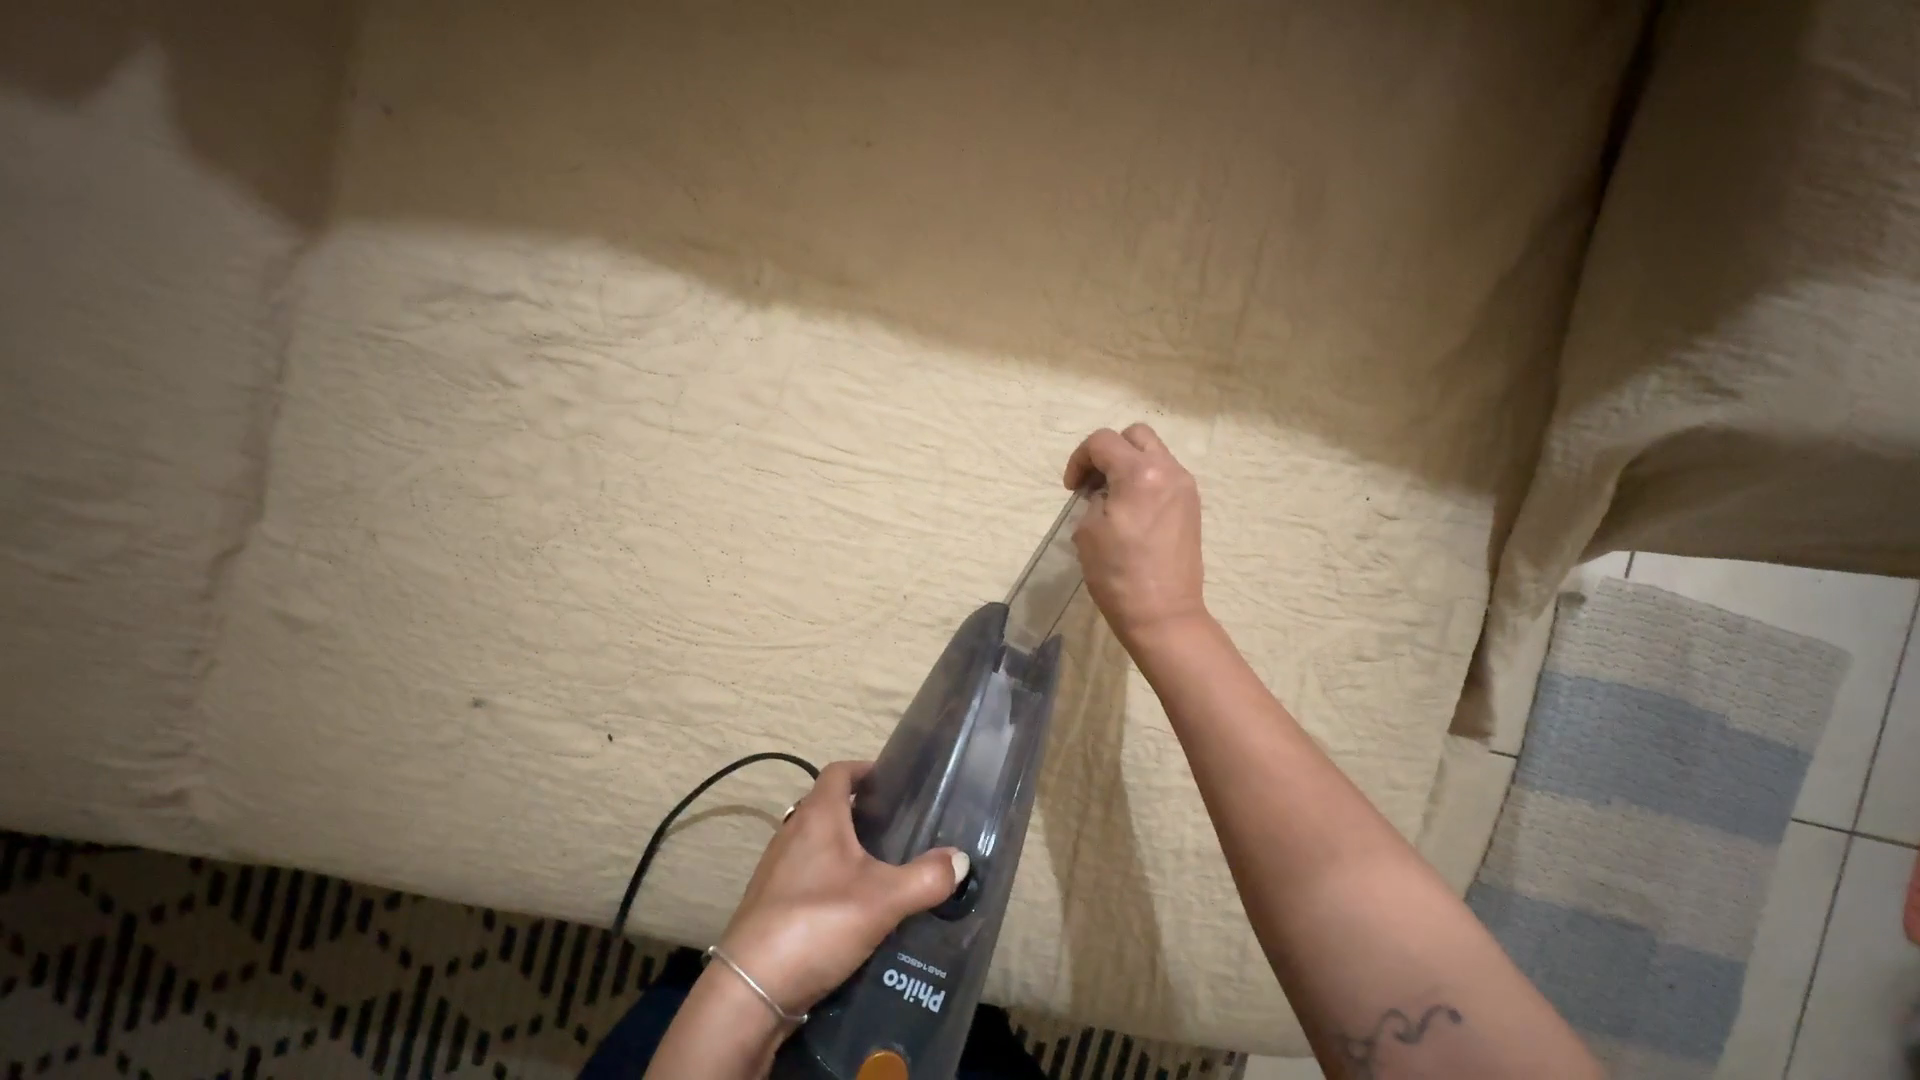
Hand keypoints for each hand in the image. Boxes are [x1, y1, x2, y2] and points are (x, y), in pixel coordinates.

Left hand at [717, 761, 967, 1014]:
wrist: (752, 988)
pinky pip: (809, 875)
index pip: (839, 772)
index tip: (894, 782)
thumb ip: (926, 878)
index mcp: (817, 817)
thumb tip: (961, 860)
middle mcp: (792, 833)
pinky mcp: (773, 903)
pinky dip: (833, 878)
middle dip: (862, 812)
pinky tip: (857, 906)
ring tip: (886, 866)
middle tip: (901, 828)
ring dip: (847, 847)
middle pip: (828, 806)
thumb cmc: (816, 923)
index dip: (865, 770)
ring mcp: (777, 870)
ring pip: (818, 843)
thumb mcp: (883, 900)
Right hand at [1064, 423, 1207, 643]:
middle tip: (1094, 483)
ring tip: (1113, 498)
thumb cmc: (1118, 574)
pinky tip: (1133, 512)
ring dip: (1129, 465)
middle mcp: (1169, 470)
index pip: (1103, 441)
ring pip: (1154, 453)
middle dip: (1109, 452)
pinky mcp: (1192, 506)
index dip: (1079, 459)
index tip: (1071, 489)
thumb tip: (1105, 494)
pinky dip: (1146, 481)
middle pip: (1135, 436)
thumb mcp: (1088, 530)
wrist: (1163, 614)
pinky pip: (1166, 476)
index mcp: (1140, 473)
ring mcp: (1186, 488)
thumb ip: (1094, 498)